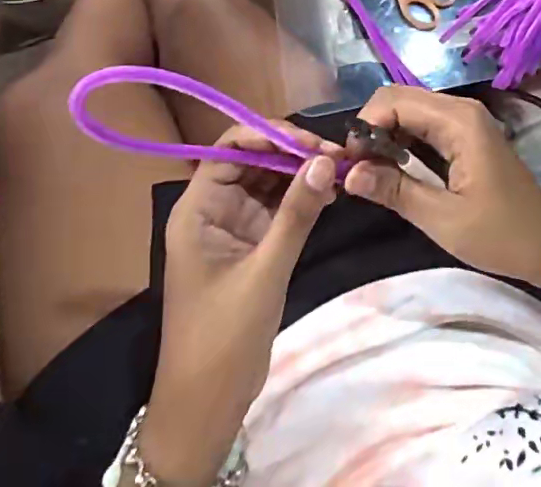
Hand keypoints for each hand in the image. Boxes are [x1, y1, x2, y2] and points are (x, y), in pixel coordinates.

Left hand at [144, 126, 338, 483]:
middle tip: (339, 155)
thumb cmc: (223, 336)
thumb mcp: (265, 271)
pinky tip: (331, 191)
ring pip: (269, 181)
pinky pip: (278, 206)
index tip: (312, 143)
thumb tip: (324, 160)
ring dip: (302, 172)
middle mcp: (214, 208)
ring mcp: (234, 225)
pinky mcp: (252, 243)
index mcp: (199, 208)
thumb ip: (295, 214)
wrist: (207, 404)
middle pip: (254, 159)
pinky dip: (302, 196)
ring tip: (342, 168)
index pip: (232, 147)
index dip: (271, 135)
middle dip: (294, 152)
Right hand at [343, 87, 540, 284]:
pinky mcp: (466, 134)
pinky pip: (424, 125)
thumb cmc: (499, 234)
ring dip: (385, 135)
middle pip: (400, 99)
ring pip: (410, 111)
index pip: (394, 100)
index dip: (365, 126)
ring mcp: (465, 120)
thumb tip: (349, 174)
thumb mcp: (442, 218)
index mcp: (458, 120)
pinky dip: (402, 142)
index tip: (351, 164)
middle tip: (357, 169)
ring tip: (370, 173)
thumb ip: (395, 190)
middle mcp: (461, 109)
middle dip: (371, 128)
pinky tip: (393, 170)